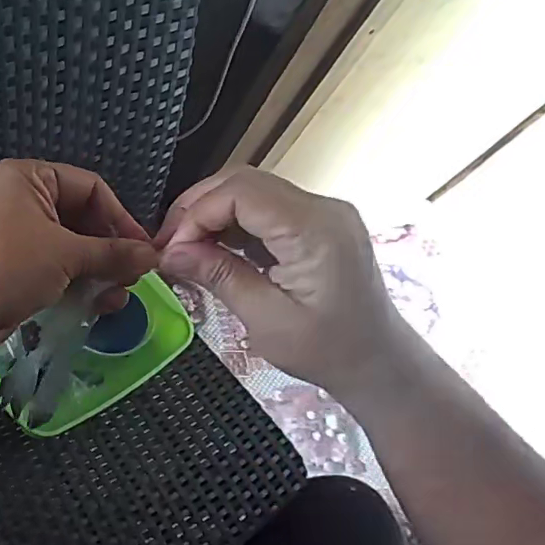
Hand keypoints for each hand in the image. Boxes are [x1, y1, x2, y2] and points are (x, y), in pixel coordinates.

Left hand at [0, 159, 158, 367]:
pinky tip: (97, 305)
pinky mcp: (14, 265)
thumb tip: (152, 256)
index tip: (144, 250)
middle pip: (82, 219)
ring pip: (71, 248)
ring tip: (117, 298)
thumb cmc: (10, 268)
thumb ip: (113, 253)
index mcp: (29, 177)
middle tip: (133, 278)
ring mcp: (16, 234)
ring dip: (98, 272)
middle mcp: (21, 198)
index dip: (121, 218)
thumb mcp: (67, 256)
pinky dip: (77, 283)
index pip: (91, 188)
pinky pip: (55, 267)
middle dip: (109, 251)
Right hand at [154, 164, 418, 397]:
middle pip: (242, 182)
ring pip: (249, 191)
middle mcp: (321, 208)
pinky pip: (262, 209)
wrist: (378, 361)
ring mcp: (319, 213)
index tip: (170, 252)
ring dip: (208, 214)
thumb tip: (169, 254)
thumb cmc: (326, 349)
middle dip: (195, 209)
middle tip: (166, 247)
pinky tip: (209, 250)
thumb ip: (220, 276)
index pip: (240, 192)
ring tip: (182, 250)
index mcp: (314, 229)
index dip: (196, 215)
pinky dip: (228, 224)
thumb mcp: (265, 319)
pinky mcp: (313, 225)